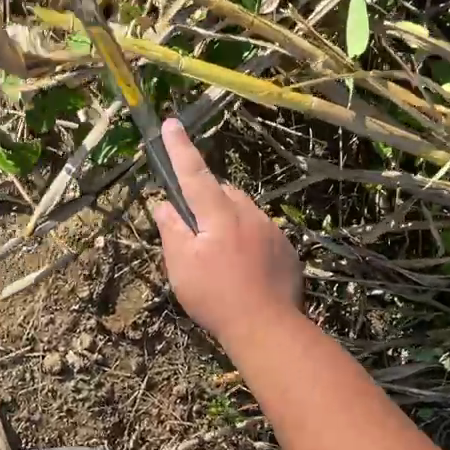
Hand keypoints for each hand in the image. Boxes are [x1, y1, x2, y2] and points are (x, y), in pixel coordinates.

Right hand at [151, 118, 304, 345]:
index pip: (193, 173)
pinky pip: (261, 233)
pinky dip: (248, 242)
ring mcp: (270, 230)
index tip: (171, 123)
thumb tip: (163, 205)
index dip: (180, 149)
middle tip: (193, 231)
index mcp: (218, 214)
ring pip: (243, 213)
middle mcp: (248, 213)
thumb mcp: (181, 266)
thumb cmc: (215, 297)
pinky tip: (243, 270)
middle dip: (206, 200)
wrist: (266, 326)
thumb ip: (172, 231)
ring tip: (220, 258)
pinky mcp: (285, 249)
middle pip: (222, 192)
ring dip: (228, 222)